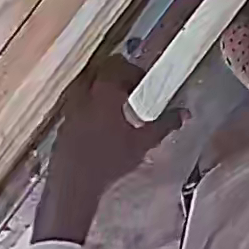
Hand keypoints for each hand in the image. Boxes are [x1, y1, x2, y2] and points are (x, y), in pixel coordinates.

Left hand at [33, 58, 182, 243]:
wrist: (74, 183)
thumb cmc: (110, 160)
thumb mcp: (142, 143)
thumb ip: (164, 125)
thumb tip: (184, 113)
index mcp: (105, 93)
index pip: (118, 66)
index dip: (133, 70)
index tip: (144, 82)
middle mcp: (84, 94)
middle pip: (100, 69)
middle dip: (117, 73)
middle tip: (131, 88)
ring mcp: (70, 106)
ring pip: (86, 82)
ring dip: (101, 85)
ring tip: (116, 102)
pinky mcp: (63, 120)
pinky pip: (77, 98)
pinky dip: (89, 99)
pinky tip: (99, 119)